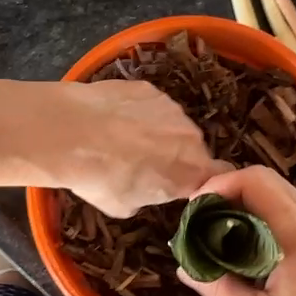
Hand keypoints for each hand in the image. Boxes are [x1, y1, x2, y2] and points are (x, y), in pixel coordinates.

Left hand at [48, 80, 226, 217]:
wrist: (73, 133)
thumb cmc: (100, 178)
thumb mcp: (124, 207)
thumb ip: (147, 198)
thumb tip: (144, 191)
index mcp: (192, 172)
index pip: (222, 176)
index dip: (208, 180)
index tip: (192, 185)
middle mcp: (191, 138)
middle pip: (194, 148)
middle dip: (177, 155)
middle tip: (147, 163)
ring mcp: (171, 109)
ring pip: (173, 124)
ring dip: (158, 131)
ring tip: (124, 138)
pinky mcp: (150, 88)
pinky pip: (152, 104)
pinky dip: (139, 110)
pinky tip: (114, 118)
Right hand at [178, 166, 295, 295]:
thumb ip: (217, 289)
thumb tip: (186, 267)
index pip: (255, 180)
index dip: (219, 184)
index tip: (194, 209)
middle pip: (270, 183)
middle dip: (230, 194)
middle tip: (202, 222)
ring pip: (285, 202)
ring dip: (251, 210)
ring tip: (223, 240)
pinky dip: (270, 225)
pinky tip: (256, 258)